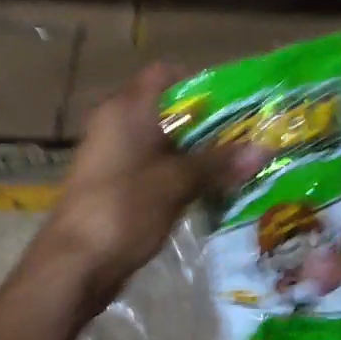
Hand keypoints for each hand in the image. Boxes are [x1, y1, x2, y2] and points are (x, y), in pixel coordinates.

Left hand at [33, 65, 265, 309]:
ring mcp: (114, 157)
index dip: (201, 84)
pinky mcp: (116, 187)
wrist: (74, 265)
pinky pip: (155, 170)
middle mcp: (117, 125)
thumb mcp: (177, 183)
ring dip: (197, 154)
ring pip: (164, 144)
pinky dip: (181, 176)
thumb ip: (219, 162)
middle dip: (208, 124)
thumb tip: (265, 147)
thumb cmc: (123, 209)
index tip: (235, 104)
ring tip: (239, 165)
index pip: (166, 74)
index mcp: (126, 109)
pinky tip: (211, 191)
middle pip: (169, 111)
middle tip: (249, 137)